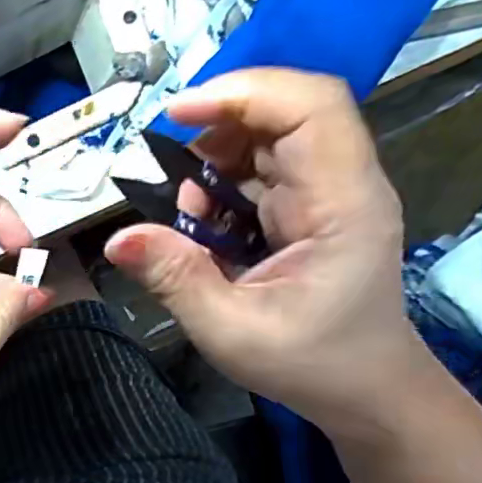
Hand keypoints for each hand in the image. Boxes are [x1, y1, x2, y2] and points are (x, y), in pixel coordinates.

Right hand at [105, 69, 430, 436]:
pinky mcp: (309, 209)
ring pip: (269, 139)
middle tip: (167, 177)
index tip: (176, 114)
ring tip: (186, 218)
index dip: (243, 93)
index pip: (311, 106)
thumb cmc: (310, 364)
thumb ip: (176, 279)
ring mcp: (328, 194)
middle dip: (216, 131)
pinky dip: (220, 187)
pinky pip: (261, 171)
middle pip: (286, 113)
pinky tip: (202, 227)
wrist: (363, 389)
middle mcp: (342, 184)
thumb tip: (118, 238)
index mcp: (342, 204)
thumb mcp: (230, 330)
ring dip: (213, 163)